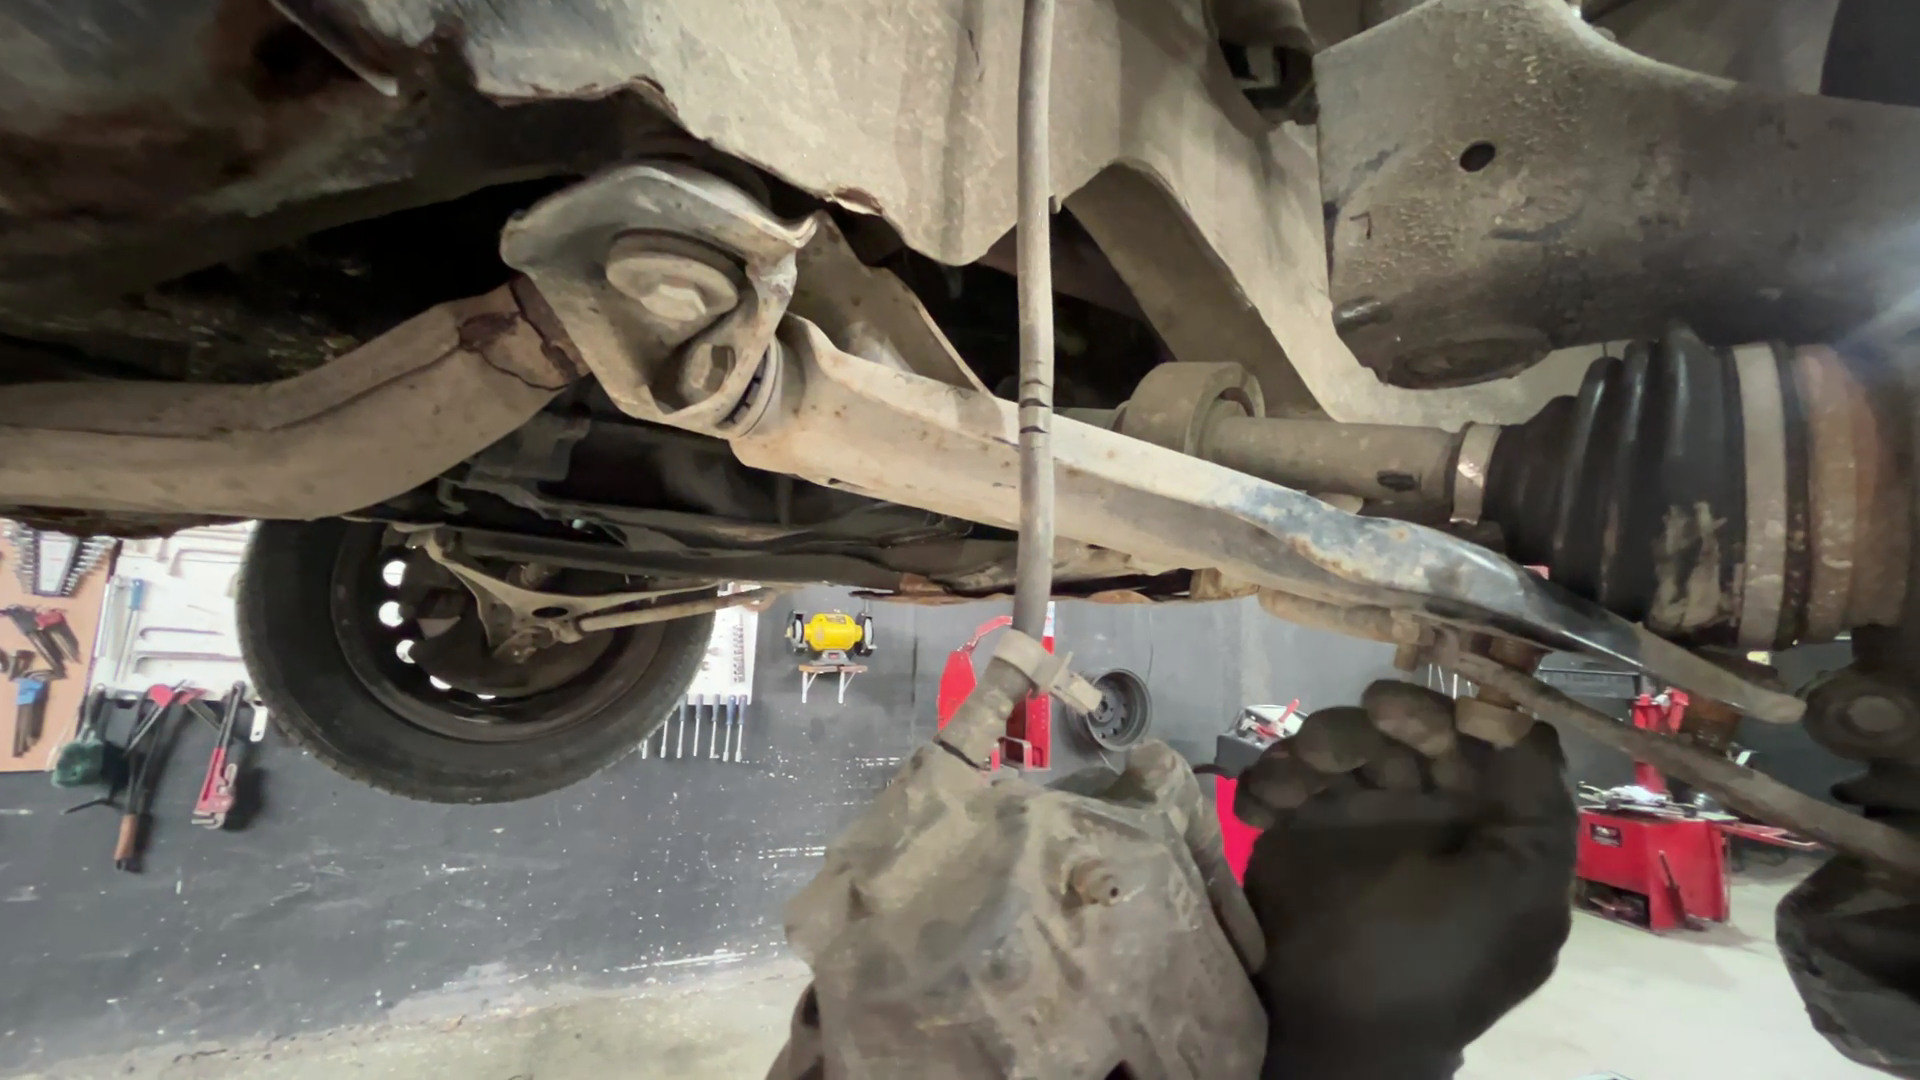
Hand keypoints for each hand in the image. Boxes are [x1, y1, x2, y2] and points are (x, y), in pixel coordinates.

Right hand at [1237, 681, 1577, 1079]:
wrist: (1328, 1019)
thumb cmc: (1434, 961)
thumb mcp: (1514, 898)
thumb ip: (1536, 812)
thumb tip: (1528, 726)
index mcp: (1478, 817)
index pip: (1479, 737)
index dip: (1456, 711)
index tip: (1423, 713)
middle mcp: (1417, 802)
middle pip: (1399, 727)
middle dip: (1371, 723)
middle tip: (1342, 735)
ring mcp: (1351, 807)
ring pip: (1333, 740)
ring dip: (1308, 749)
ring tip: (1289, 786)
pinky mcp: (1294, 817)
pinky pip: (1277, 773)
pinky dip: (1264, 782)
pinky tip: (1259, 813)